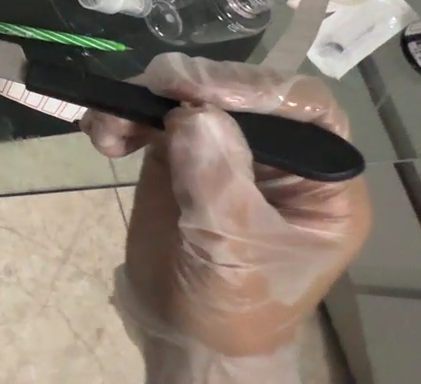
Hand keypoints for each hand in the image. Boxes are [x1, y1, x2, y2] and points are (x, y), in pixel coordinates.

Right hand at [82, 54, 371, 376]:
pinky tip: (101, 136)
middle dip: (187, 88)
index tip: (196, 92)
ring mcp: (223, 147)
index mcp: (319, 180)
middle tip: (145, 95)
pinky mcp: (175, 149)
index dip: (255, 89)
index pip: (304, 108)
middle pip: (236, 90)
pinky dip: (119, 114)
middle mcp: (275, 153)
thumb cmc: (235, 304)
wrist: (187, 331)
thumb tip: (195, 113)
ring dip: (140, 100)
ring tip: (107, 129)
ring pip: (184, 94)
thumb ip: (218, 181)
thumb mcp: (233, 249)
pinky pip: (147, 112)